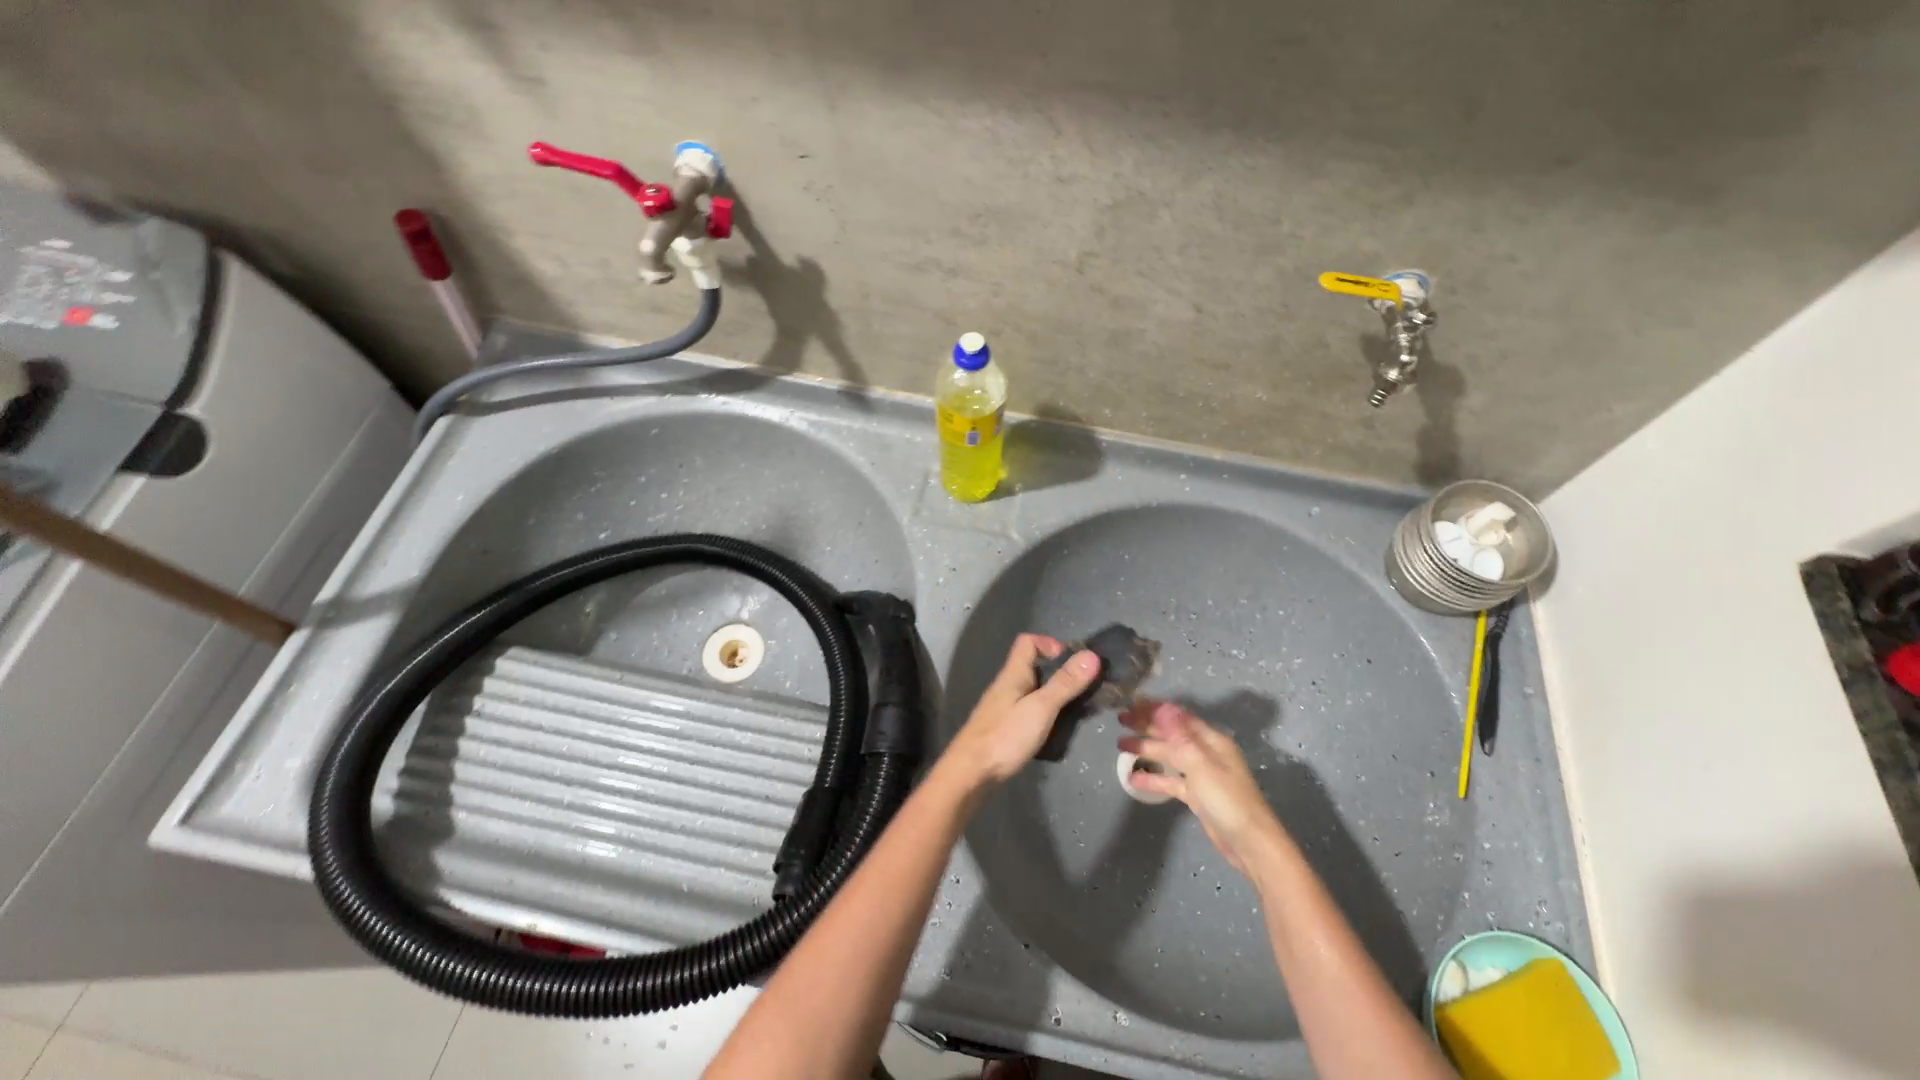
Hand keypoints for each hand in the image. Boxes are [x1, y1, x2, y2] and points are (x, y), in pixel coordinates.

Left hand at [943, 634, 1101, 786]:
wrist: (970, 773)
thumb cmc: (1005, 736)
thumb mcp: (1040, 708)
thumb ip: (1064, 683)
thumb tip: (1091, 654)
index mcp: (1013, 674)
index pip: (1028, 642)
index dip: (1051, 644)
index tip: (1073, 662)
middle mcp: (1008, 687)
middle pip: (1034, 667)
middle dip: (1060, 673)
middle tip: (1086, 688)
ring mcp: (1004, 709)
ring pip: (1033, 691)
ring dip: (1056, 696)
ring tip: (1079, 709)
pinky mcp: (1005, 729)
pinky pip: (1030, 711)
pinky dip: (1047, 714)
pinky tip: (1058, 729)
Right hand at [1119, 701, 1286, 875]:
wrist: (1250, 843)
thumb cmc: (1227, 800)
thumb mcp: (1201, 765)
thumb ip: (1180, 738)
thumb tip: (1163, 708)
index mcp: (1212, 741)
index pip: (1179, 717)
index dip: (1155, 710)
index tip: (1131, 705)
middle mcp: (1207, 753)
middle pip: (1173, 734)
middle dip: (1148, 726)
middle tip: (1121, 720)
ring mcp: (1202, 775)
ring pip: (1170, 756)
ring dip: (1147, 750)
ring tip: (1121, 746)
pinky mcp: (1197, 796)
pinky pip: (1171, 781)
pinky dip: (1154, 778)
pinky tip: (1133, 779)